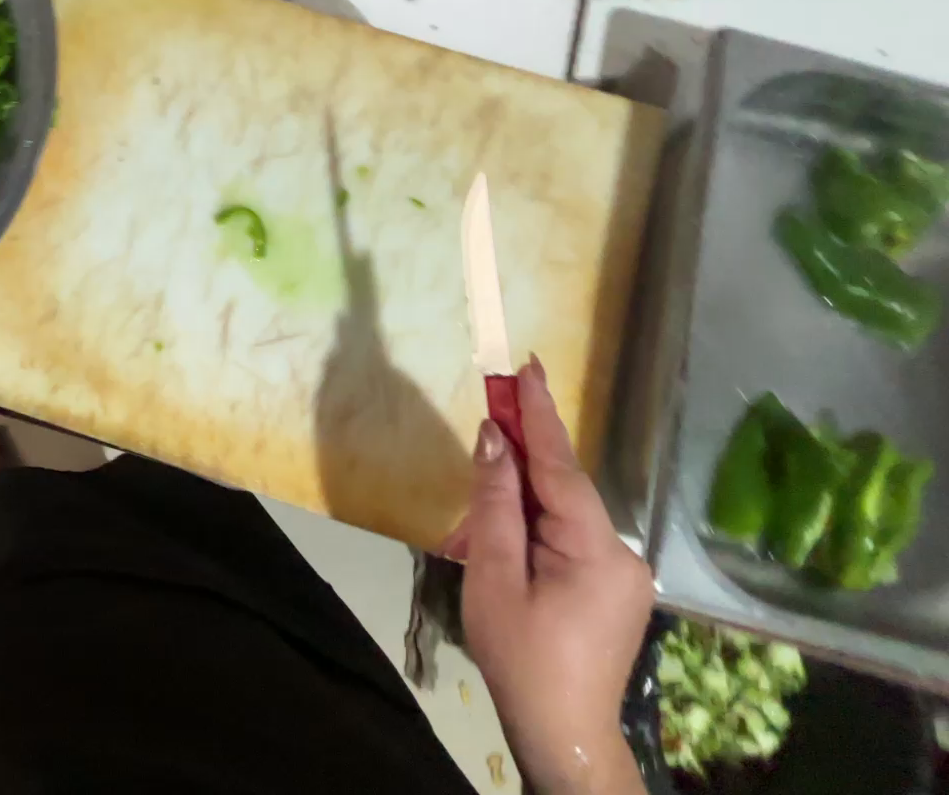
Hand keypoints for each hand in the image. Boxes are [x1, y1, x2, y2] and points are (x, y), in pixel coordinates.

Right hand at [455, 358, 652, 794]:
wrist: (561, 728)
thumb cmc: (519, 651)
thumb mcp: (493, 573)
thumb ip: (494, 502)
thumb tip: (493, 440)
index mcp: (596, 548)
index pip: (561, 466)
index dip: (540, 414)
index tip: (527, 367)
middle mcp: (621, 552)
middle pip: (560, 488)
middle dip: (516, 463)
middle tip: (486, 429)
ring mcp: (620, 570)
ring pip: (558, 513)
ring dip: (514, 504)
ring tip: (474, 528)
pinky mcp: (610, 584)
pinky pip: (563, 536)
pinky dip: (528, 524)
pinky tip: (501, 544)